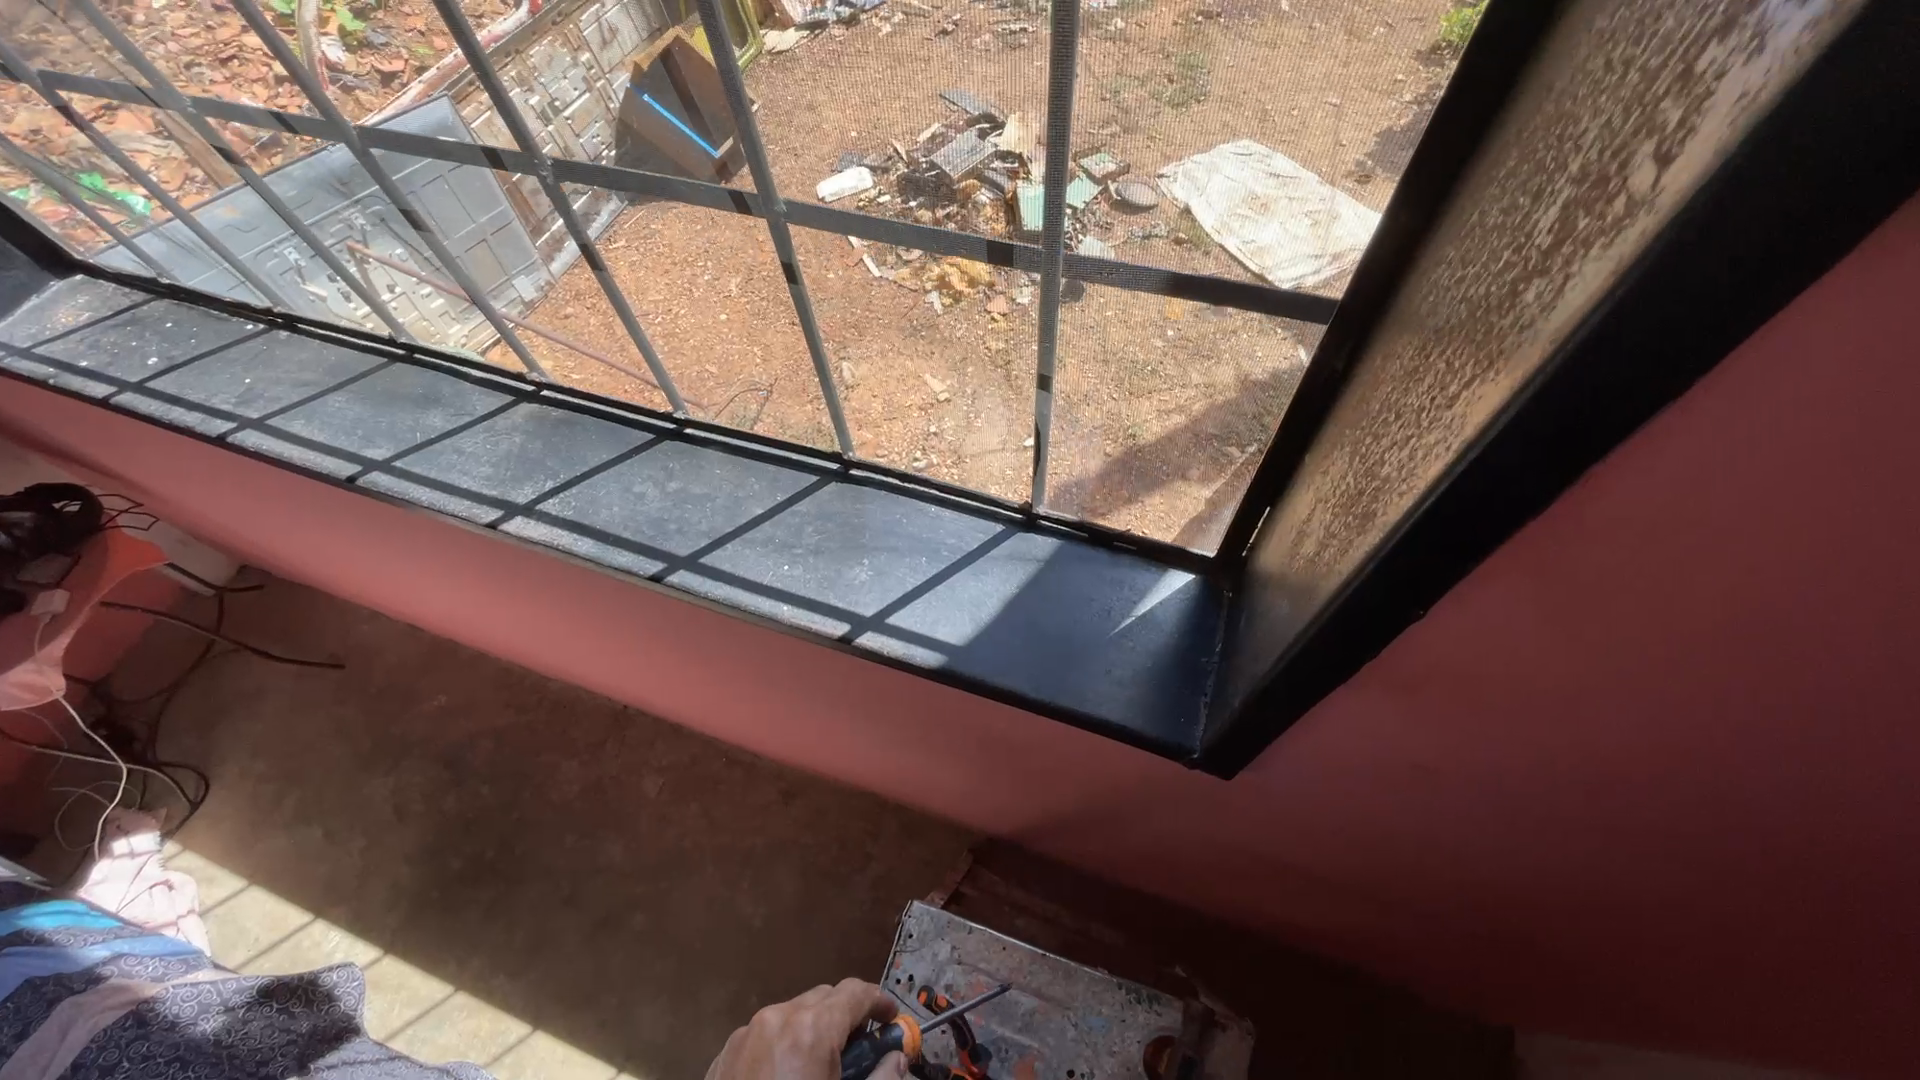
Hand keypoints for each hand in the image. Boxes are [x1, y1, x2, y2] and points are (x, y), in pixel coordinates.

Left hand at [704, 978, 906, 1079]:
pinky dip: (784, 1044)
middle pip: (824, 997)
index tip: (892, 1021)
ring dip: (814, 1029)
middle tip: (861, 1051)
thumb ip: (881, 1079)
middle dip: (847, 1016)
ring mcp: (746, 1035)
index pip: (856, 992)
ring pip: (793, 1013)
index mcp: (811, 1030)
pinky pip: (765, 1034)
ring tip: (820, 1070)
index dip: (880, 1003)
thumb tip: (896, 1059)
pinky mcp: (724, 1055)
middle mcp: (777, 1018)